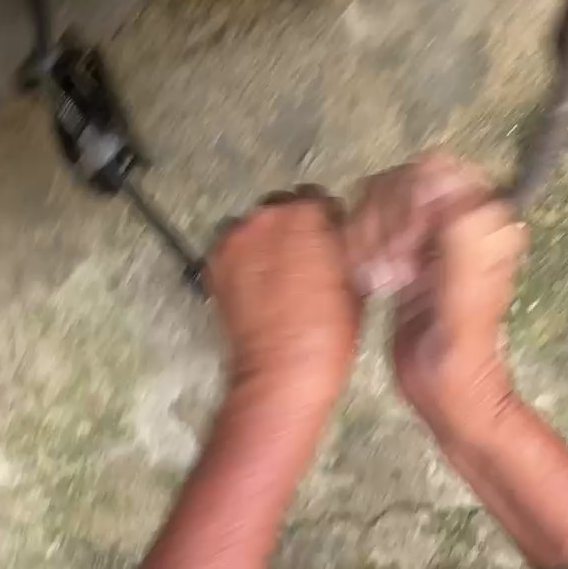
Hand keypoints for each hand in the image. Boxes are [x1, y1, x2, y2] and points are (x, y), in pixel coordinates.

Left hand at [205, 186, 361, 414]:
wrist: (281, 369)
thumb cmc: (324, 333)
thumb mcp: (353, 282)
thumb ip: (342, 249)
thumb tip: (337, 244)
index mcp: (306, 215)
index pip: (317, 200)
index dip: (325, 222)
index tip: (327, 241)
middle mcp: (265, 219)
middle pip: (281, 208)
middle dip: (292, 229)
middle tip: (301, 260)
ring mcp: (235, 241)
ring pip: (252, 227)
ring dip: (263, 242)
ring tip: (275, 275)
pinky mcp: (214, 266)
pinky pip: (229, 250)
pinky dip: (240, 261)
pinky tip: (255, 285)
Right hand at [344, 153, 526, 439]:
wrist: (445, 396)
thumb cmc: (459, 363)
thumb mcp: (464, 307)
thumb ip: (460, 243)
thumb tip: (439, 182)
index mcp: (483, 223)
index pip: (435, 172)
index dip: (407, 202)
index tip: (404, 251)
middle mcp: (458, 221)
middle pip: (401, 181)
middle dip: (382, 223)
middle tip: (391, 275)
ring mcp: (429, 238)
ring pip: (379, 200)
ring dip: (367, 237)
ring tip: (380, 282)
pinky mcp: (405, 257)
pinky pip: (369, 226)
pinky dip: (359, 249)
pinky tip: (369, 283)